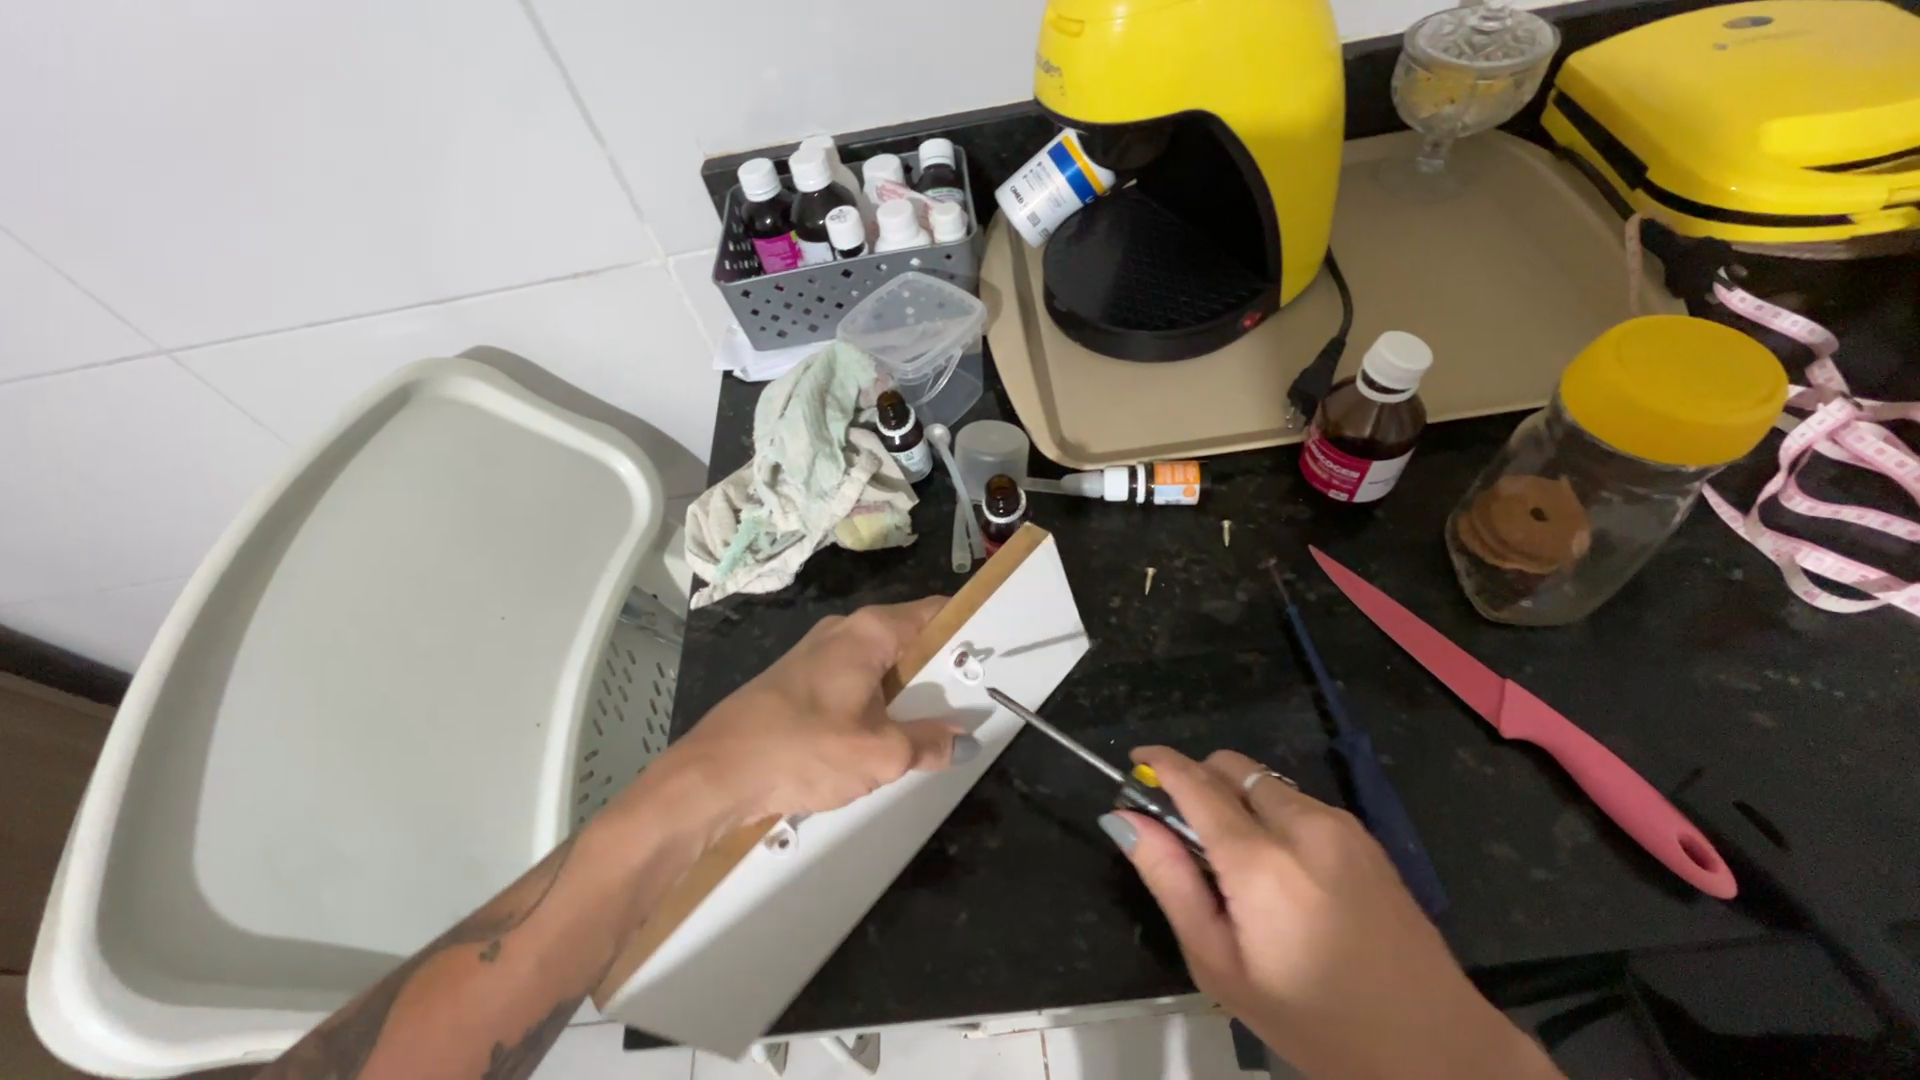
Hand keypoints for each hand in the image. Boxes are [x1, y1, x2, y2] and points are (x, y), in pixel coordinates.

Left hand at [614, 597, 971, 843]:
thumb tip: (962, 741)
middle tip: (967, 706)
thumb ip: (928, 743)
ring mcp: (816, 656)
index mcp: (869, 632)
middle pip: (908, 640)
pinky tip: (880, 741)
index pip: (934, 612)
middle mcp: (843, 632)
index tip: (992, 657)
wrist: (714, 774)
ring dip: (905, 694)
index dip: (966, 630)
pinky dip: (875, 705)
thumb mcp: (880, 754)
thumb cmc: (803, 750)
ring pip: (879, 666)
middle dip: (938, 672)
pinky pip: (853, 684)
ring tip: (929, 731)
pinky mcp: (798, 683)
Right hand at [1102, 748, 1559, 1079]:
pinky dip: (1272, 814)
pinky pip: (1300, 802)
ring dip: (1237, 799)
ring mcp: (1341, 826)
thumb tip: (1124, 819)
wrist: (1436, 1049)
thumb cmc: (1313, 1022)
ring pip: (1266, 783)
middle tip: (1184, 832)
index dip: (1160, 761)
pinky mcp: (1366, 837)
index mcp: (1261, 862)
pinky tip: (1282, 872)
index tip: (1136, 761)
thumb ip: (1170, 881)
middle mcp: (1303, 826)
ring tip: (1237, 864)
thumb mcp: (1221, 966)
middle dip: (1198, 781)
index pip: (1196, 783)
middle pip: (1232, 767)